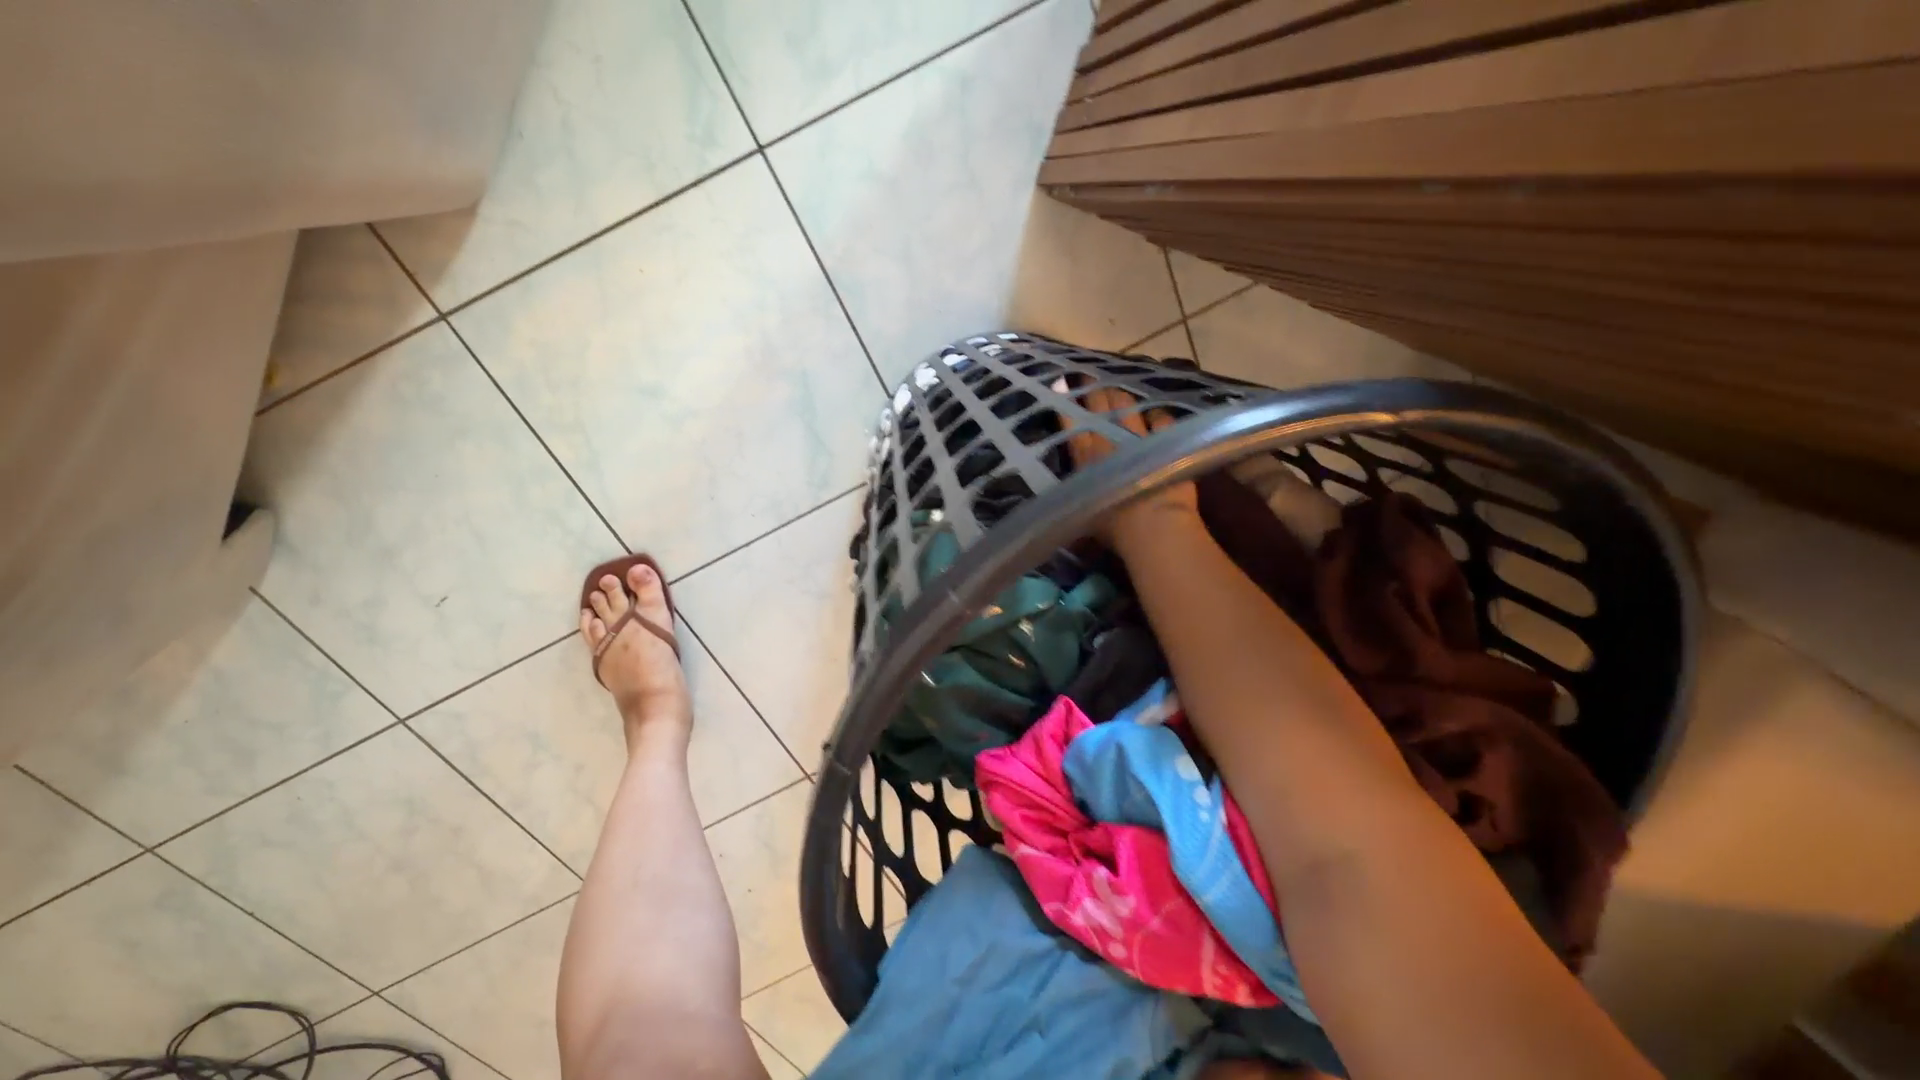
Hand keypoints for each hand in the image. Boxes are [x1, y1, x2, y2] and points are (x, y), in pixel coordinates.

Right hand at [1061, 384, 1199, 549]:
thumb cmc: (1112, 528)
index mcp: (1083, 458)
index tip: (1060, 384)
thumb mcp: (1083, 517)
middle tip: (1089, 379)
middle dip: (1093, 389)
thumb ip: (1076, 503)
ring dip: (1121, 395)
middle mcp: (1107, 440)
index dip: (1065, 403)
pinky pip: (1161, 418)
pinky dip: (1157, 415)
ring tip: (1118, 390)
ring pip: (1126, 405)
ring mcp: (1137, 436)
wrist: (1151, 525)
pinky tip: (1157, 414)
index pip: (1069, 423)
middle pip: (1097, 405)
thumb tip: (1068, 505)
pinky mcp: (1166, 439)